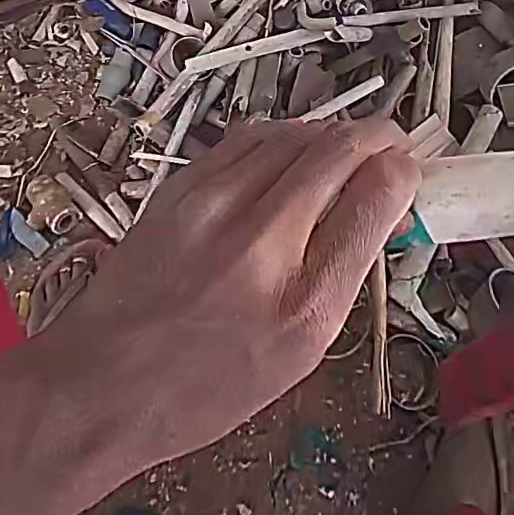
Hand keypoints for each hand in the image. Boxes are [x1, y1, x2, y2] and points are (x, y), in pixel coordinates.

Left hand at [43, 118, 421, 461]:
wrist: (105, 379)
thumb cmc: (208, 382)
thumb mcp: (298, 350)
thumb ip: (344, 268)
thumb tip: (377, 203)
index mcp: (302, 303)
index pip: (372, 198)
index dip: (402, 170)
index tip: (409, 167)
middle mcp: (258, 242)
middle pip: (336, 149)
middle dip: (376, 137)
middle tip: (390, 145)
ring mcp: (211, 202)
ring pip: (293, 132)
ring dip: (331, 132)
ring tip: (346, 147)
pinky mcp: (181, 185)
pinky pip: (249, 138)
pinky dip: (284, 135)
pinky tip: (294, 150)